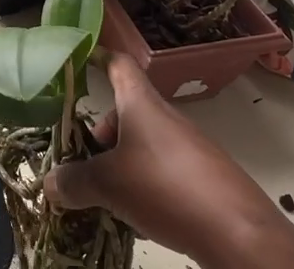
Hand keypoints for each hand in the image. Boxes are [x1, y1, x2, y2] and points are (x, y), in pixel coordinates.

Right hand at [44, 54, 293, 268]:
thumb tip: (50, 184)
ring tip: (111, 193)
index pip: (119, 64)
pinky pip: (167, 170)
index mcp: (141, 103)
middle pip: (128, 111)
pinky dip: (148, 183)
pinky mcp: (207, 178)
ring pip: (146, 143)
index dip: (98, 58)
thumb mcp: (108, 185)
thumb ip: (74, 181)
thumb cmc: (167, 188)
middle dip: (104, 134)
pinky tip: (143, 212)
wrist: (243, 236)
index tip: (79, 62)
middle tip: (87, 162)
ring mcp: (191, 148)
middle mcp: (167, 118)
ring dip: (124, 161)